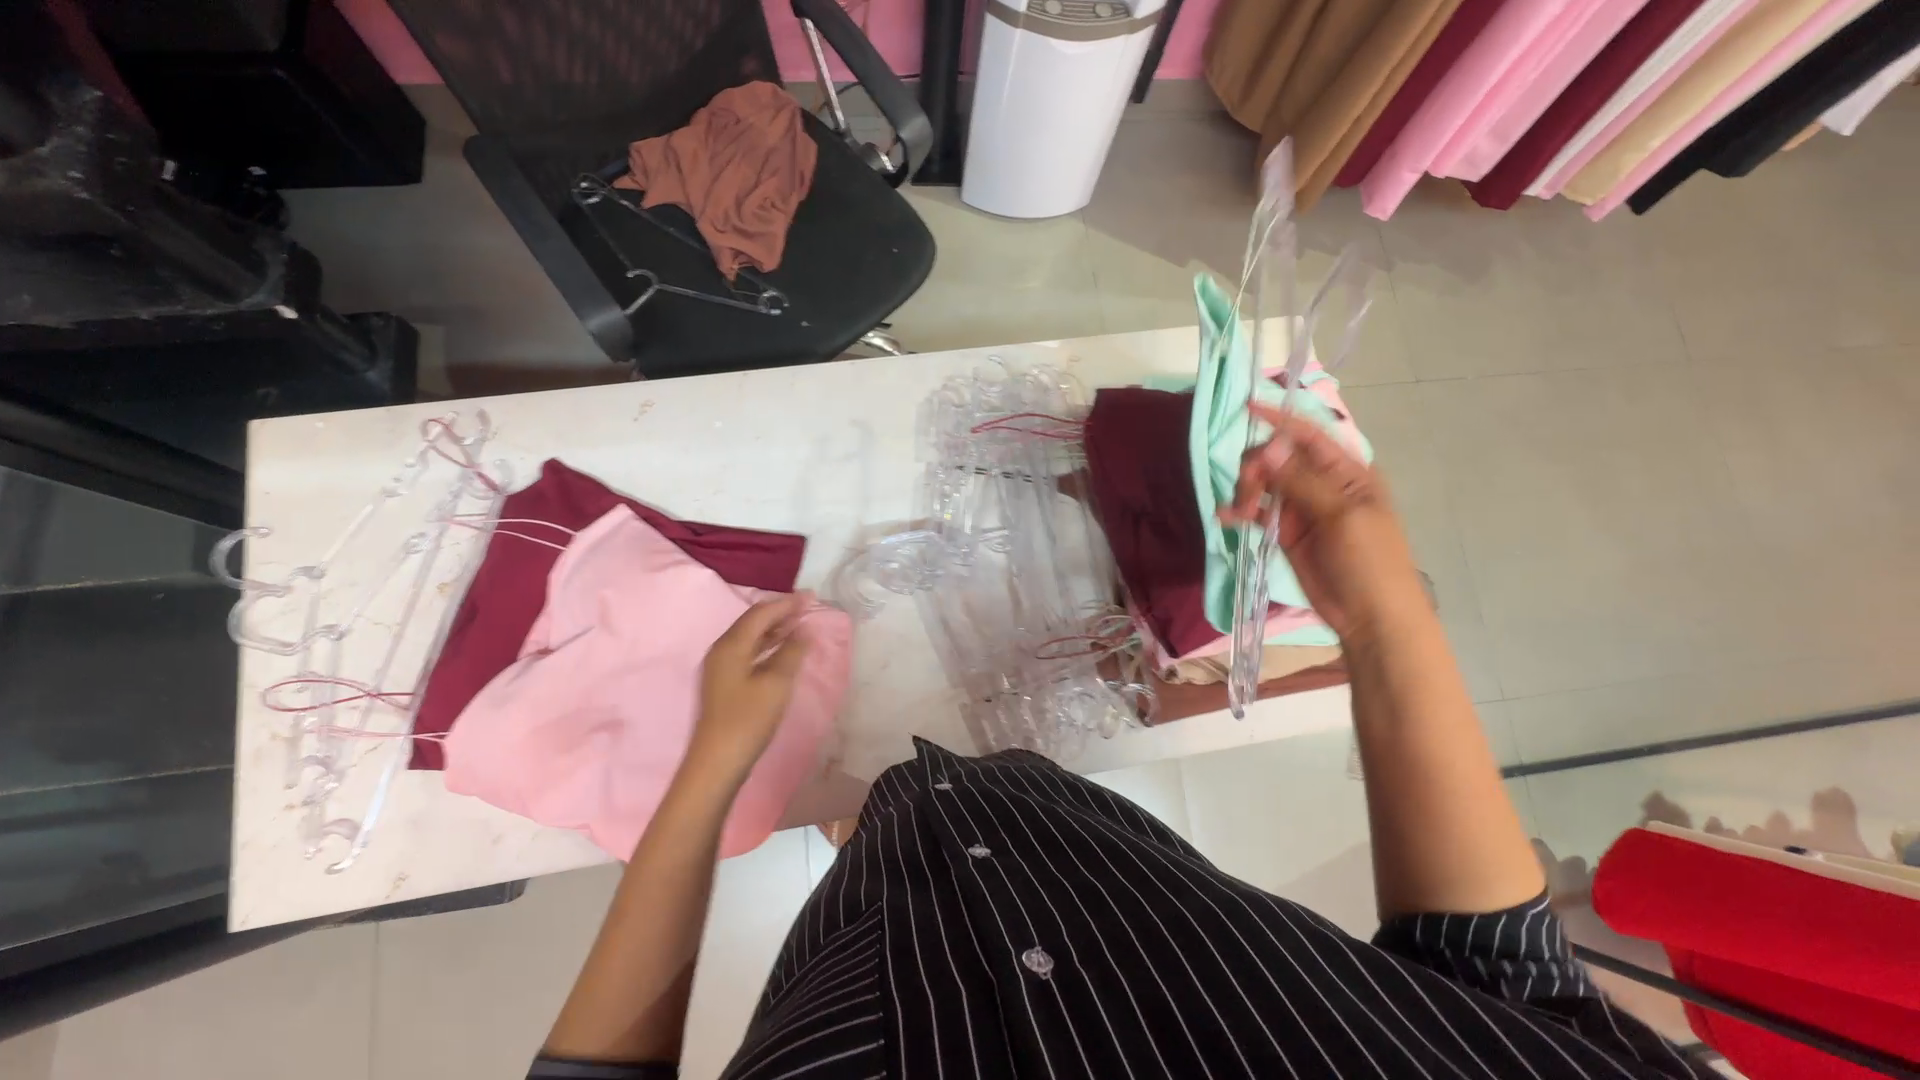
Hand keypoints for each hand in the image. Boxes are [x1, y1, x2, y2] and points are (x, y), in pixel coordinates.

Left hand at [687, 592, 811, 784]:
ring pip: (750, 637)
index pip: (761, 613)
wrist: (718, 761)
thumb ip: (791, 652)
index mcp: (731, 645)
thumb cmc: (748, 719)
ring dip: (774, 629)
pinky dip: (767, 645)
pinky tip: (782, 651)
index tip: (811, 597)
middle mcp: (721, 650)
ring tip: (799, 625)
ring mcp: (721, 667)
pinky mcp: (725, 683)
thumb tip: (803, 630)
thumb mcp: (776, 683)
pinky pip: (748, 652)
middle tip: (807, 607)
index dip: (786, 603)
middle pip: (752, 622)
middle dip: (780, 612)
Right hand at [1220, 405, 1426, 646]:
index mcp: (1348, 471)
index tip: (1247, 409)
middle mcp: (1323, 483)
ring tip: (1238, 513)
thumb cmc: (1370, 562)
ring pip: (1263, 482)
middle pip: (1278, 458)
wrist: (1371, 617)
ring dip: (1245, 490)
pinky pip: (1257, 511)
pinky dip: (1240, 511)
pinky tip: (1226, 519)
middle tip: (1248, 493)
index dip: (1280, 420)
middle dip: (1256, 467)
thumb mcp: (1341, 517)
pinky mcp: (1286, 532)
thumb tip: (1267, 448)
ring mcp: (1302, 508)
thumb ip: (1302, 481)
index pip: (1310, 434)